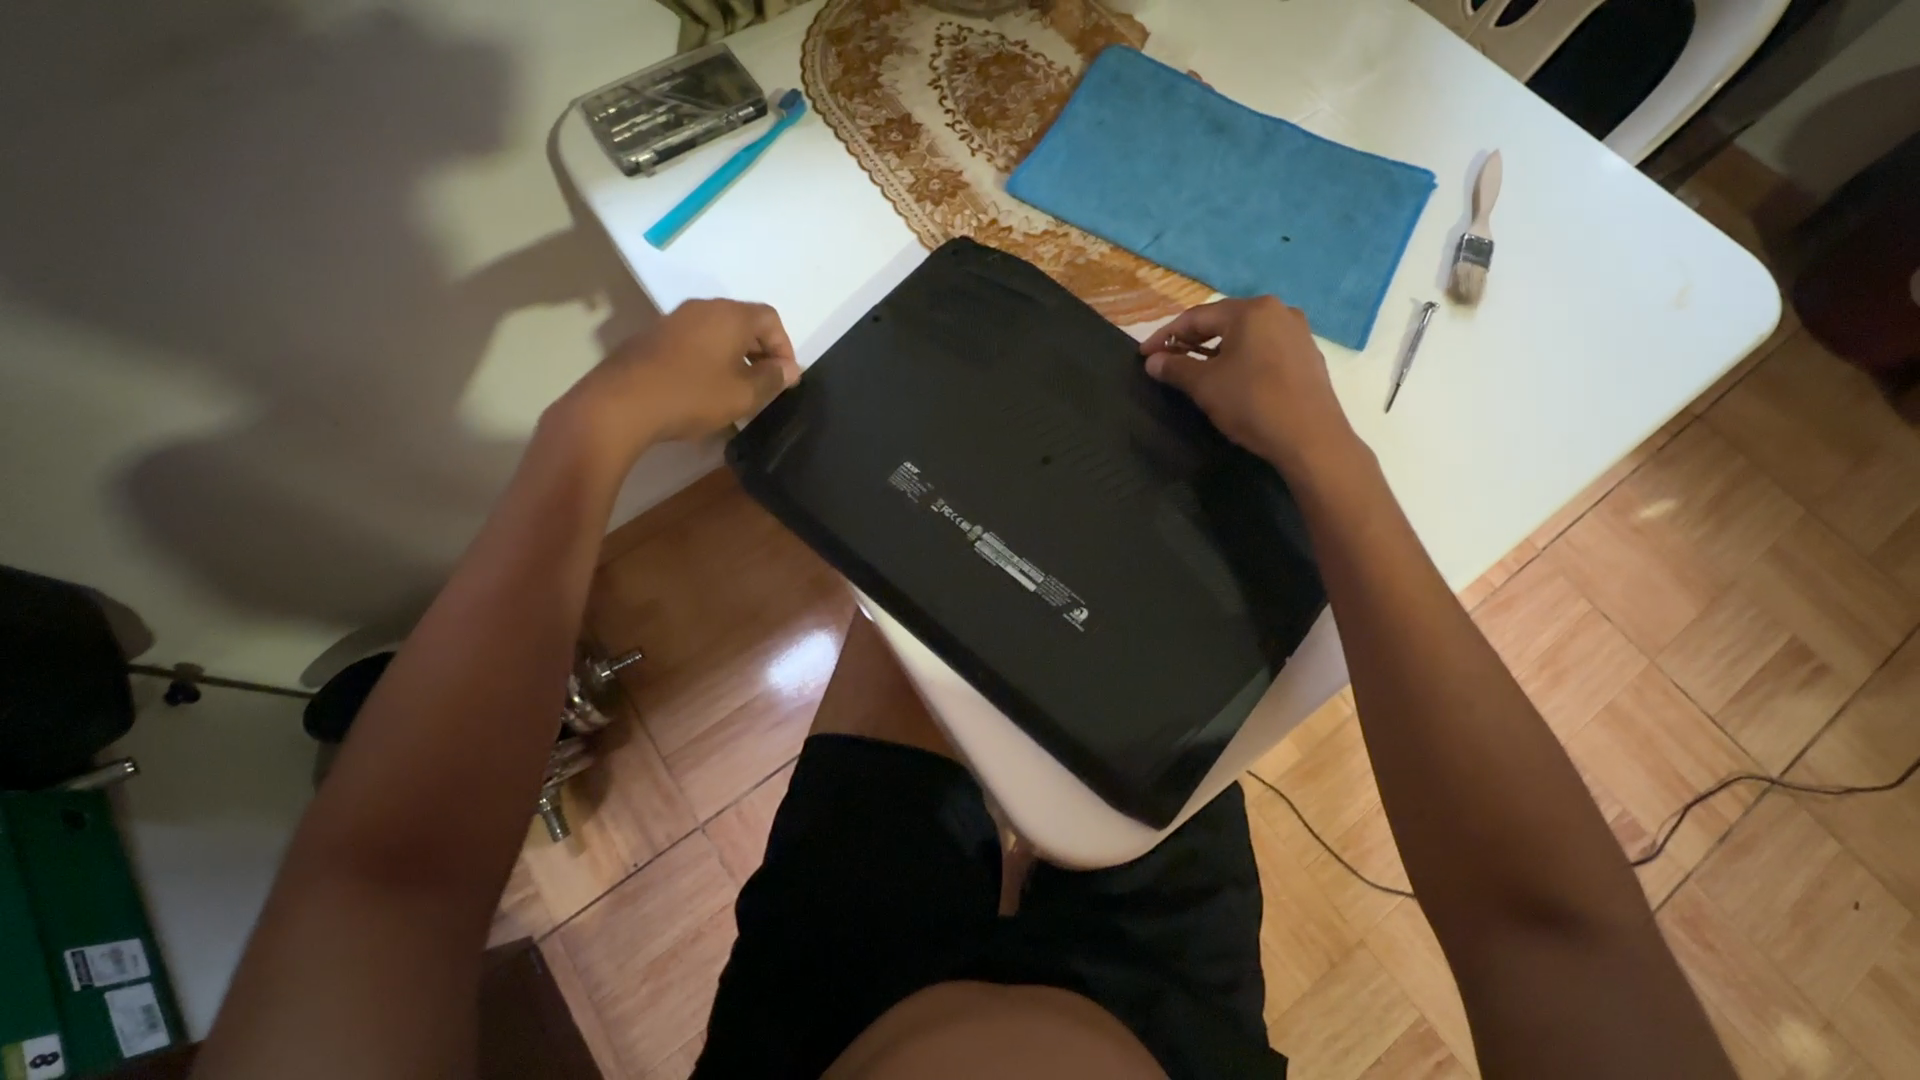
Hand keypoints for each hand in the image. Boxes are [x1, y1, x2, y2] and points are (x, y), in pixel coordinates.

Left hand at [551, 299, 799, 463]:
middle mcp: (702, 308)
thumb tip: (790, 369)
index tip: (784, 379)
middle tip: (763, 386)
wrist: (620, 404)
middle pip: (743, 322)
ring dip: (732, 357)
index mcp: (729, 315)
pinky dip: (707, 360)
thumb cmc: (692, 395)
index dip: (785, 348)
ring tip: (734, 391)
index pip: (770, 319)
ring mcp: (672, 320)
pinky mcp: (651, 338)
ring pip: (716, 333)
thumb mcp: (742, 394)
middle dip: (760, 352)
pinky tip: (701, 390)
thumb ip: (772, 379)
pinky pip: (692, 343)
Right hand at [1140, 297, 1359, 476]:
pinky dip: (1243, 360)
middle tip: (1169, 361)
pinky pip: (1266, 351)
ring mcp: (1298, 334)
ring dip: (1217, 351)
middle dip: (1192, 342)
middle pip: (1223, 322)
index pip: (1196, 317)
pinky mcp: (1308, 357)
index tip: (1144, 355)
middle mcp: (1279, 311)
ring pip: (1246, 337)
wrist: (1311, 438)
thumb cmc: (1252, 403)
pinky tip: (1233, 381)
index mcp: (1251, 310)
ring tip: (1197, 372)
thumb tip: (1153, 361)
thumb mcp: (1204, 386)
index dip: (1165, 336)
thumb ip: (1175, 368)